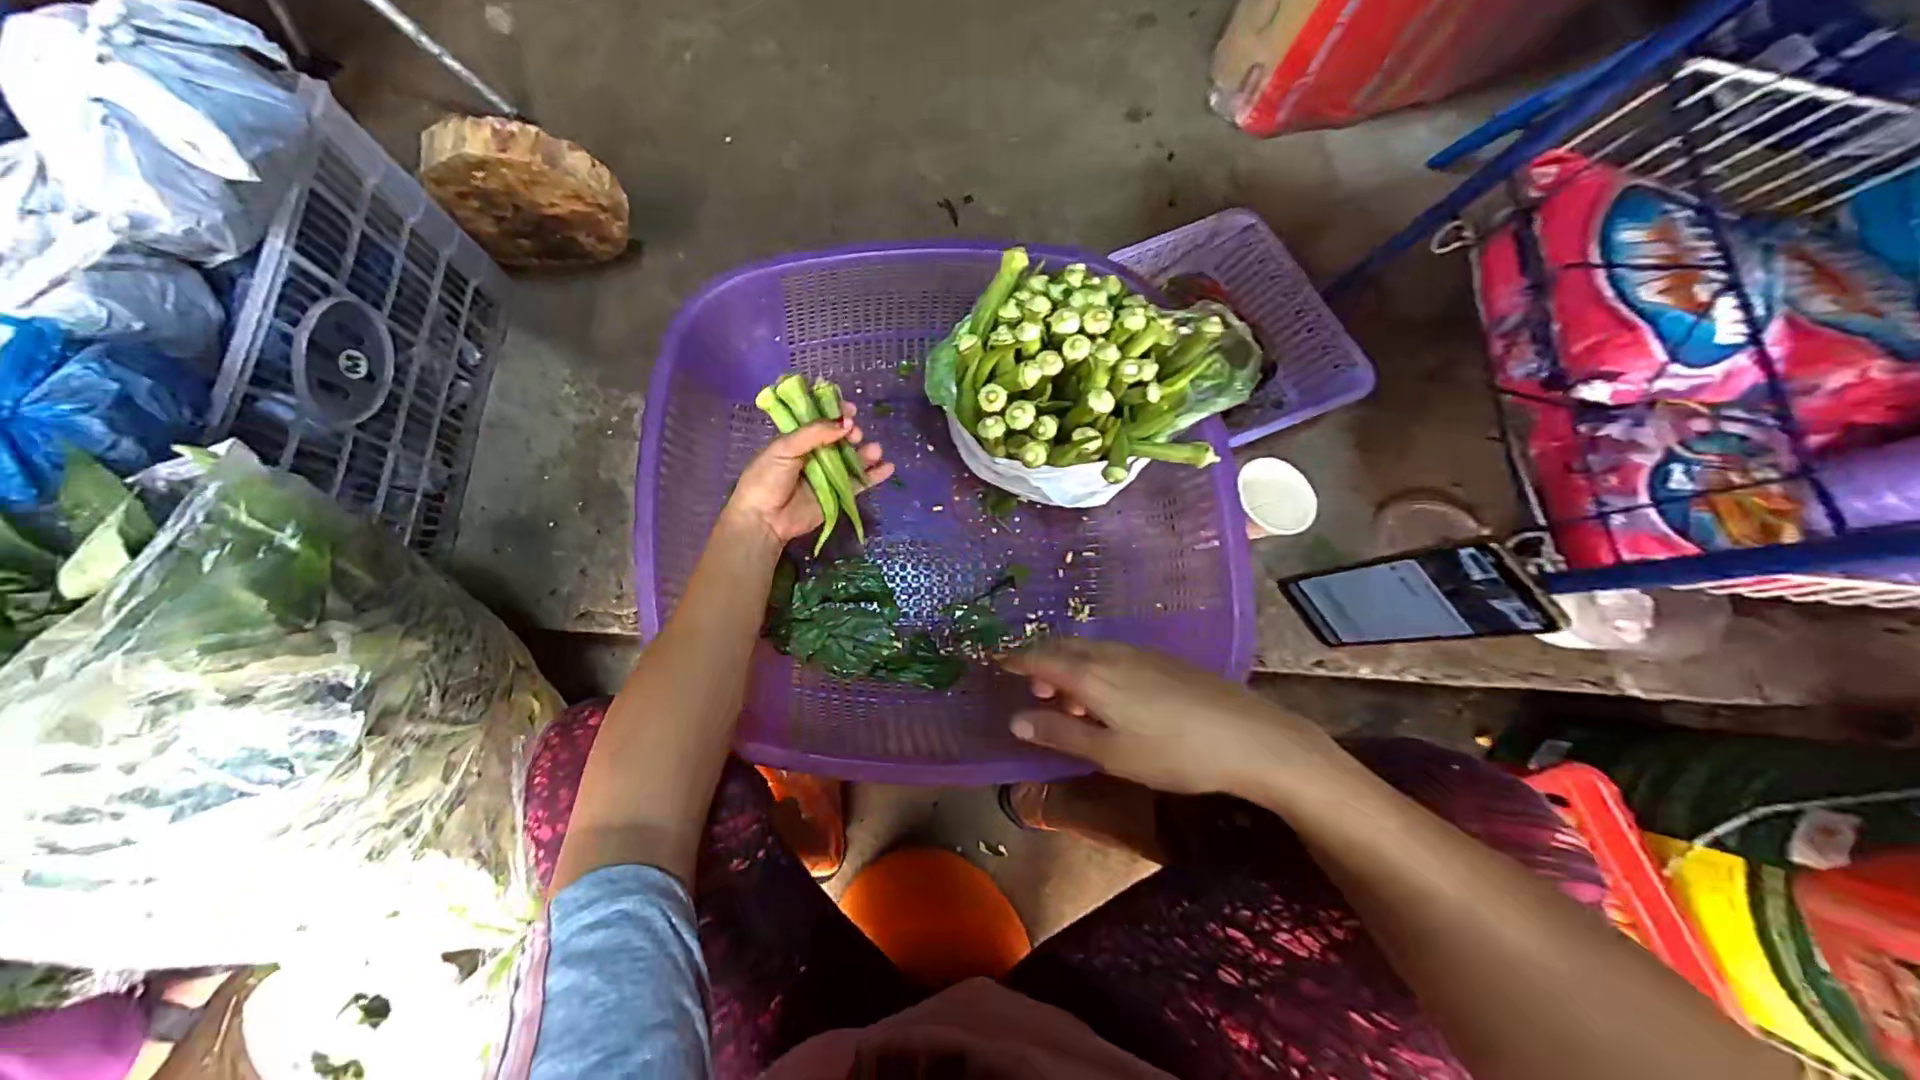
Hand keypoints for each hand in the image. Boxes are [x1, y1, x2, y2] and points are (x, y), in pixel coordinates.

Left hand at [721, 401, 893, 545]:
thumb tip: (846, 423)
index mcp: (799, 439)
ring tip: (875, 450)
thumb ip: (814, 434)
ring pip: (853, 459)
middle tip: (855, 435)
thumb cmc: (766, 479)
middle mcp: (816, 454)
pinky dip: (875, 475)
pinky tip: (888, 467)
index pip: (822, 420)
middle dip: (852, 432)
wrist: (764, 519)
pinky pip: (860, 482)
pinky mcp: (838, 494)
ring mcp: (829, 474)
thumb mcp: (784, 448)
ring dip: (866, 452)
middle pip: (841, 438)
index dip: (836, 412)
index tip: (850, 410)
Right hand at [1003, 639, 1355, 799]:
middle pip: (1063, 647)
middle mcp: (1111, 654)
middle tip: (1032, 690)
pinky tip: (1108, 698)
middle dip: (1040, 662)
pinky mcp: (1163, 660)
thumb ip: (1060, 734)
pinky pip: (1113, 655)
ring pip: (1089, 651)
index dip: (1015, 660)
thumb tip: (1015, 719)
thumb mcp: (1110, 754)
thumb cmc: (1174, 752)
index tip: (995, 663)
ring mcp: (1140, 653)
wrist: (1251, 737)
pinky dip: (1094, 670)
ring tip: (1069, 704)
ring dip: (1068, 668)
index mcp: (1092, 675)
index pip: (1040, 657)